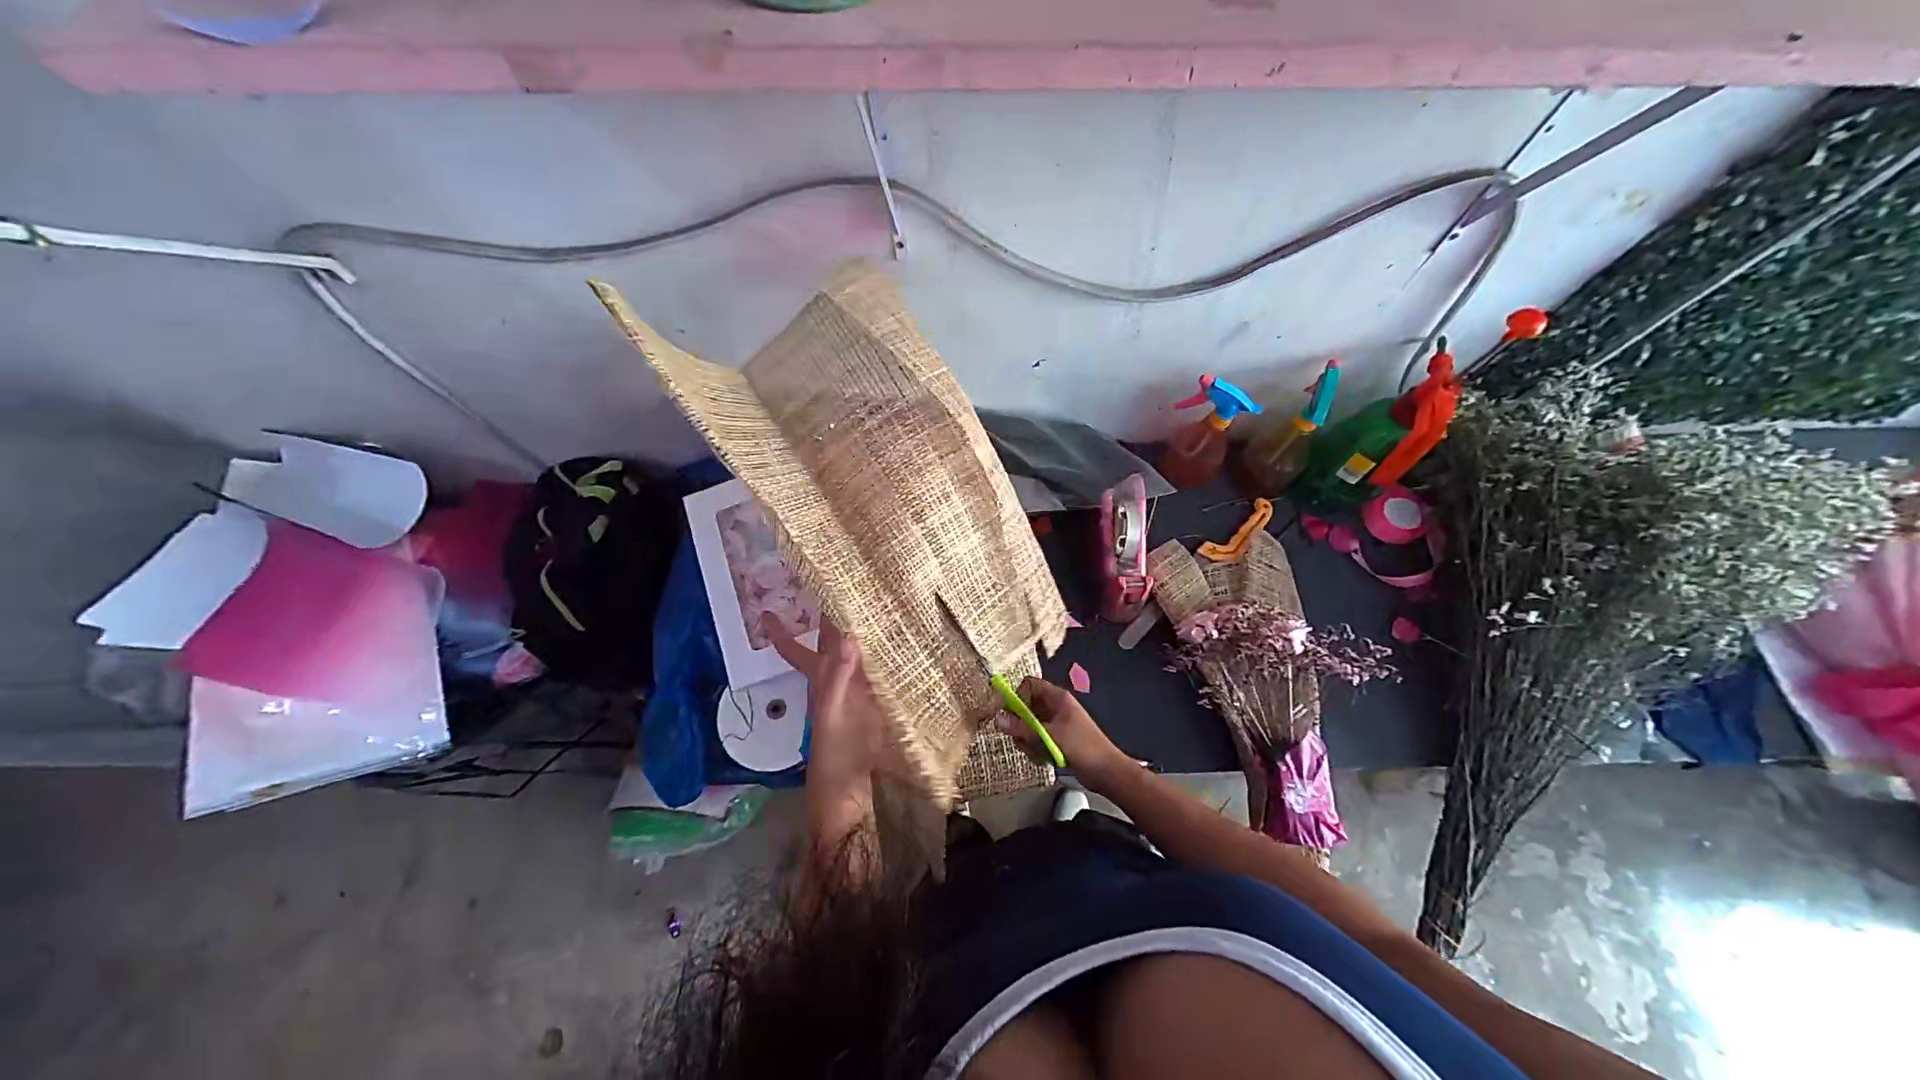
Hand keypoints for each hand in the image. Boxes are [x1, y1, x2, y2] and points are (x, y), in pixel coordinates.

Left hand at [763, 616, 889, 872]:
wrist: (858, 790)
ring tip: (881, 597)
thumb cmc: (836, 754)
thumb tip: (847, 636)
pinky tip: (910, 635)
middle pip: (834, 638)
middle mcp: (842, 676)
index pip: (797, 647)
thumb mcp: (832, 716)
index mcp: (822, 678)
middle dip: (835, 611)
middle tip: (845, 580)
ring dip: (869, 625)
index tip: (772, 604)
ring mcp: (865, 685)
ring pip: (862, 647)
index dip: (783, 627)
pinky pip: (888, 665)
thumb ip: (838, 678)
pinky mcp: (886, 697)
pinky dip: (895, 649)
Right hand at [998, 677, 1134, 792]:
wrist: (1106, 771)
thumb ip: (1022, 728)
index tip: (1013, 716)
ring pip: (1029, 725)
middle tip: (1023, 739)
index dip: (1018, 698)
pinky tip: (1042, 758)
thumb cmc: (1081, 747)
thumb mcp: (1049, 736)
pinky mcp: (1056, 739)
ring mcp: (1056, 724)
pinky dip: (1035, 748)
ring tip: (1036, 752)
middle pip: (1026, 707)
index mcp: (1057, 698)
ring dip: (1027, 740)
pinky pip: (1036, 738)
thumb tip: (998, 718)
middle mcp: (1055, 707)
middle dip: (1020, 725)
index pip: (1029, 685)